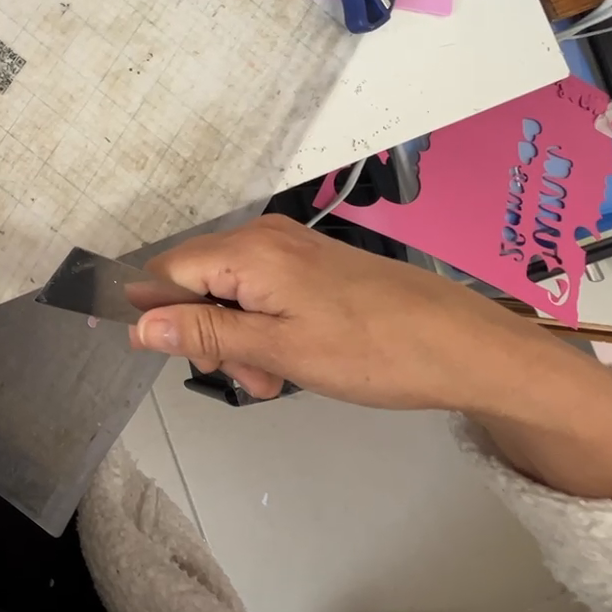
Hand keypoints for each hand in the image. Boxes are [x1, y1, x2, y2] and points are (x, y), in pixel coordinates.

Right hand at [131, 214, 611, 497]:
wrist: (475, 348)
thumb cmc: (372, 352)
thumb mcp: (277, 350)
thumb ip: (202, 333)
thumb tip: (137, 326)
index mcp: (246, 250)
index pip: (164, 272)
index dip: (160, 314)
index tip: (186, 358)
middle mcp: (260, 235)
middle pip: (195, 279)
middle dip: (206, 330)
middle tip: (247, 377)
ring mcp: (289, 244)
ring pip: (227, 286)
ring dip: (235, 332)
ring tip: (273, 375)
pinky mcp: (311, 258)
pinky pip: (259, 284)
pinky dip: (261, 319)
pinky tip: (290, 352)